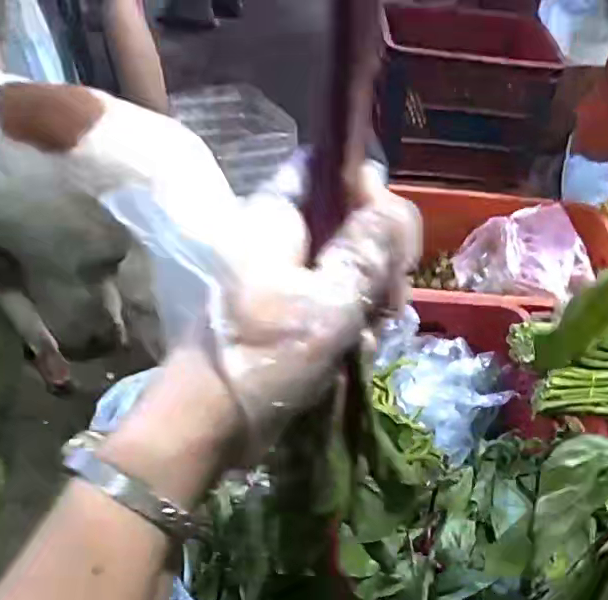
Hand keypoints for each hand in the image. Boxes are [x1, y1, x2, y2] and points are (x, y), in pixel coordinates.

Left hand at [213, 178, 421, 454]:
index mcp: (279, 216)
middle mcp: (282, 239)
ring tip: (376, 334)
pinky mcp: (291, 317)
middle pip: (349, 223)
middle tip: (391, 302)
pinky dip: (354, 324)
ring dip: (373, 299)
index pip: (332, 169)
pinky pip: (336, 305)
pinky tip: (362, 350)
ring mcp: (287, 281)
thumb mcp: (327, 303)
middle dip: (381, 260)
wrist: (214, 422)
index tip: (394, 239)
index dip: (371, 191)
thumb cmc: (264, 358)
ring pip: (348, 269)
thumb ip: (367, 250)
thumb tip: (393, 202)